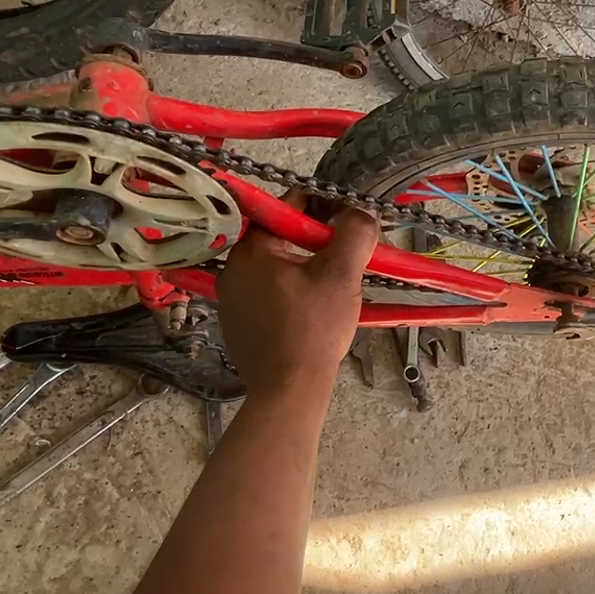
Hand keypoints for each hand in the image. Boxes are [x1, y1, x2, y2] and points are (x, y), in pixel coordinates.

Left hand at [216, 205, 379, 399]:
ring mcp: (232, 296)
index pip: (290, 206)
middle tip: (345, 255)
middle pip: (282, 235)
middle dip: (316, 240)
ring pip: (277, 264)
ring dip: (306, 265)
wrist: (288, 387)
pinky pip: (268, 290)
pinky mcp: (238, 321)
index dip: (324, 206)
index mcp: (253, 248)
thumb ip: (354, 234)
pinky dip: (292, 290)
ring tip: (333, 283)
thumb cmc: (313, 329)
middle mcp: (234, 267)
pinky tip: (312, 307)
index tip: (349, 219)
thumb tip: (362, 211)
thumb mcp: (341, 274)